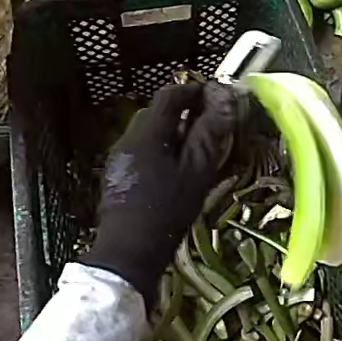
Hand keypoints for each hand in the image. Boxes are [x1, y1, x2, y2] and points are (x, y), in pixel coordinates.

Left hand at [84, 82, 247, 303]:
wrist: (130, 250)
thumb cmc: (167, 209)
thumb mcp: (196, 170)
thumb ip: (209, 132)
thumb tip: (224, 99)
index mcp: (147, 132)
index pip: (170, 95)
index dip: (193, 90)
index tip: (215, 96)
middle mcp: (128, 137)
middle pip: (157, 111)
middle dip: (183, 111)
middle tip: (209, 122)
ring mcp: (119, 155)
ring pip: (148, 131)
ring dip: (171, 131)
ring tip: (195, 146)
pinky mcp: (117, 172)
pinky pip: (141, 148)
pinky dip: (159, 147)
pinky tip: (173, 167)